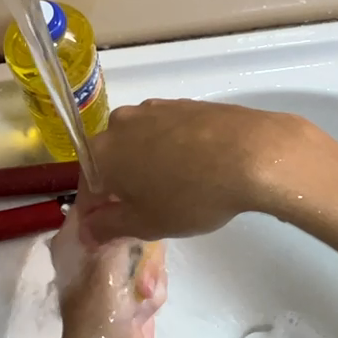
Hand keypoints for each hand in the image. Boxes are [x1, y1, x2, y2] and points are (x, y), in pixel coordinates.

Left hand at [50, 200, 167, 337]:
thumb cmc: (97, 315)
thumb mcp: (107, 266)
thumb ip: (122, 231)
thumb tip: (133, 199)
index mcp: (76, 238)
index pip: (93, 198)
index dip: (116, 192)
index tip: (141, 191)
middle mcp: (96, 247)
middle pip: (130, 220)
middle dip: (144, 246)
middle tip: (143, 268)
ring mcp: (118, 267)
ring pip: (149, 246)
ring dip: (151, 272)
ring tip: (144, 295)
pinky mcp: (136, 286)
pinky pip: (156, 271)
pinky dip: (155, 289)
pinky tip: (146, 307)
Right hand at [81, 99, 337, 242]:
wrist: (251, 153)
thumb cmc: (190, 195)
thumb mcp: (145, 223)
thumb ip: (108, 227)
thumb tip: (87, 230)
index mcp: (103, 151)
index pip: (87, 186)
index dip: (96, 214)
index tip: (111, 233)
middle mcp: (121, 122)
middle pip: (111, 159)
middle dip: (122, 186)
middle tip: (146, 214)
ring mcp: (155, 108)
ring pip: (139, 143)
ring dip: (147, 166)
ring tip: (175, 192)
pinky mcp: (184, 104)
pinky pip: (166, 132)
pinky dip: (172, 150)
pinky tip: (196, 170)